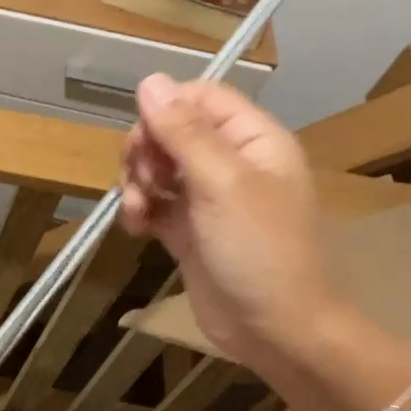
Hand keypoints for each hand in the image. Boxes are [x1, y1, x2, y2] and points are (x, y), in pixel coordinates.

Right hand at [119, 73, 341, 370]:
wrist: (276, 329)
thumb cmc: (260, 251)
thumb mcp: (221, 184)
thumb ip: (184, 132)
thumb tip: (149, 81)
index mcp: (253, 140)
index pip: (199, 98)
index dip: (165, 111)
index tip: (146, 141)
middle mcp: (230, 162)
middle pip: (170, 131)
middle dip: (145, 152)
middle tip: (144, 181)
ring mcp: (208, 198)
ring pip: (155, 168)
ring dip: (136, 184)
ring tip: (138, 211)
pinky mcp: (188, 230)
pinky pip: (152, 204)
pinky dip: (137, 211)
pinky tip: (135, 228)